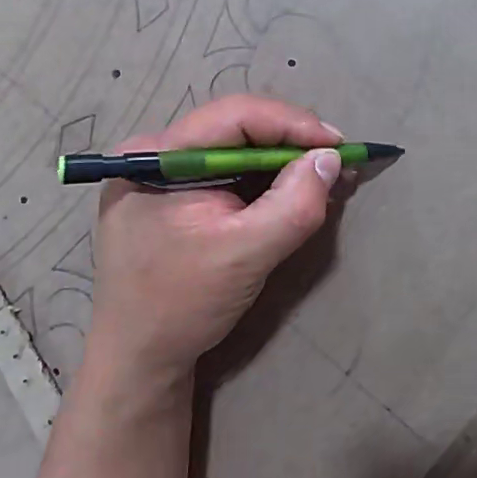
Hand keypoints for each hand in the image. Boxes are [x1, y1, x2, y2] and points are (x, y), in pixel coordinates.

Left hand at [81, 95, 343, 393]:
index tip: (338, 146)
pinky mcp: (177, 198)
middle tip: (337, 161)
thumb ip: (294, 203)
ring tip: (325, 175)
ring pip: (238, 149)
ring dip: (284, 161)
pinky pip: (231, 173)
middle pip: (238, 127)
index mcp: (158, 156)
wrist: (138, 361)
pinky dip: (268, 180)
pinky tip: (296, 191)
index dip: (293, 124)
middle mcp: (156, 154)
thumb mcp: (247, 253)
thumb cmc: (182, 304)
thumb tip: (331, 158)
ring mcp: (164, 176)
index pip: (236, 116)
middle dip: (292, 142)